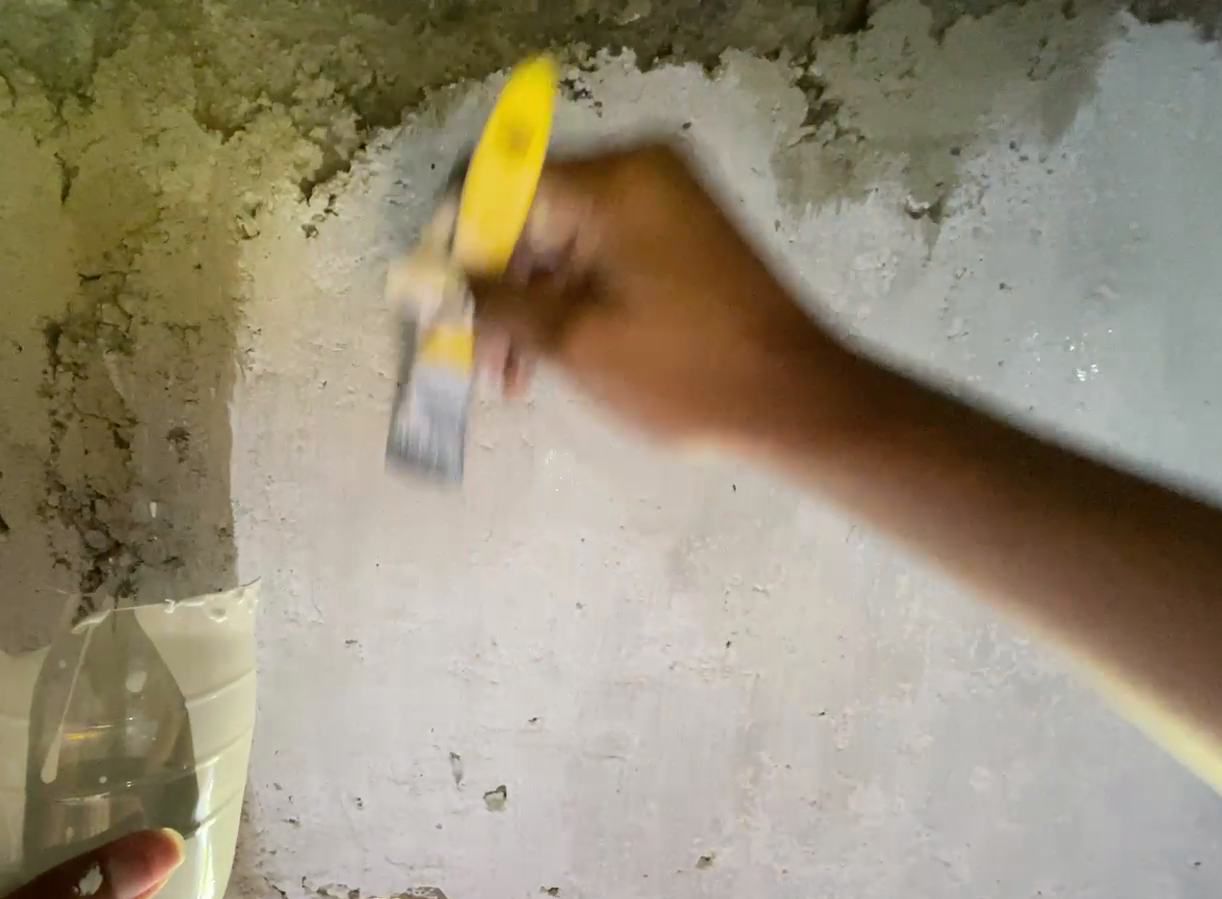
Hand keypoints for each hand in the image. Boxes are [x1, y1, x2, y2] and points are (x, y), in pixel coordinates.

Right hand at [473, 142, 836, 441]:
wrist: (791, 400)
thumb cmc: (680, 371)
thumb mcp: (571, 339)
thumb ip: (491, 301)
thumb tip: (430, 280)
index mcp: (610, 182)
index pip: (497, 181)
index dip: (455, 241)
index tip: (441, 302)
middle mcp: (633, 174)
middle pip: (525, 218)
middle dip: (490, 291)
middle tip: (474, 361)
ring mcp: (656, 206)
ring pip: (554, 248)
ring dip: (523, 311)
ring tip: (508, 381)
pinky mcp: (668, 240)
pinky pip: (591, 262)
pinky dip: (562, 307)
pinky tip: (545, 363)